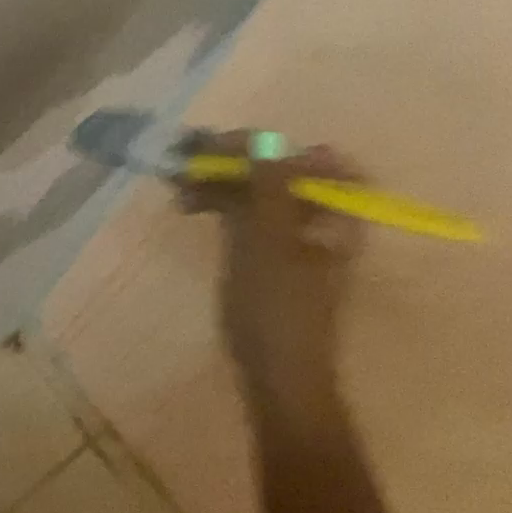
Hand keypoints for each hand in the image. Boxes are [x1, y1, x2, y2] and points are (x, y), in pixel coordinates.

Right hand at [181, 134, 365, 418]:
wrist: (276, 374)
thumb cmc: (278, 307)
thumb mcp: (269, 242)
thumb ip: (267, 186)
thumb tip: (262, 138)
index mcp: (335, 214)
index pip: (310, 158)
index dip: (267, 145)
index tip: (219, 145)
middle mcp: (317, 217)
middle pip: (276, 169)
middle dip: (230, 159)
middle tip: (184, 156)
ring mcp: (290, 233)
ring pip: (253, 188)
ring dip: (216, 179)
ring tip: (176, 183)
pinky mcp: (265, 250)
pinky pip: (242, 210)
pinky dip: (216, 202)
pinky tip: (186, 205)